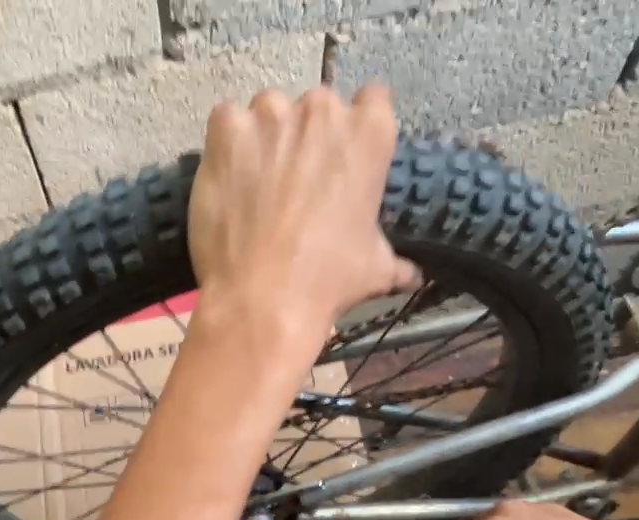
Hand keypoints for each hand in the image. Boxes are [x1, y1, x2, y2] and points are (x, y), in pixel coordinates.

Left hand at [188, 85, 418, 341]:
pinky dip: (226, 144)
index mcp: (369, 133)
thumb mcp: (375, 270)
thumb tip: (412, 276)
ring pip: (268, 111)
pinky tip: (226, 179)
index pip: (371, 101)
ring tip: (256, 184)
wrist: (262, 298)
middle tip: (294, 183)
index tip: (340, 156)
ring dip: (264, 137)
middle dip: (306, 137)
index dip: (354, 129)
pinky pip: (226, 121)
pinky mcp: (226, 130)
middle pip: (315, 108)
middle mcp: (322, 110)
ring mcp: (271, 115)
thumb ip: (396, 261)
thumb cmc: (327, 280)